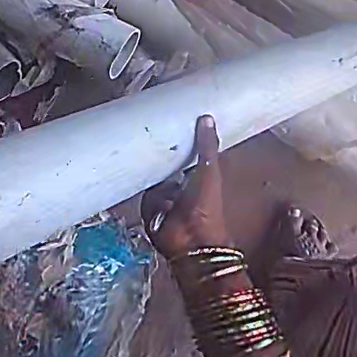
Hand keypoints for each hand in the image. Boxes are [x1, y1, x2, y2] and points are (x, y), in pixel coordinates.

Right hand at [143, 116, 232, 258]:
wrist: (193, 240)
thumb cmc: (207, 204)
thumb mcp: (210, 170)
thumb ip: (207, 146)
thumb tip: (206, 117)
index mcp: (197, 175)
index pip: (182, 154)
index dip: (175, 144)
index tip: (165, 127)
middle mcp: (179, 185)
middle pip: (162, 168)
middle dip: (158, 165)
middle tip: (151, 152)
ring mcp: (164, 199)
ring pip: (152, 184)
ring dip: (159, 191)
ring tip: (169, 199)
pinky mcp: (151, 211)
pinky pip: (145, 200)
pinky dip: (154, 205)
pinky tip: (163, 211)